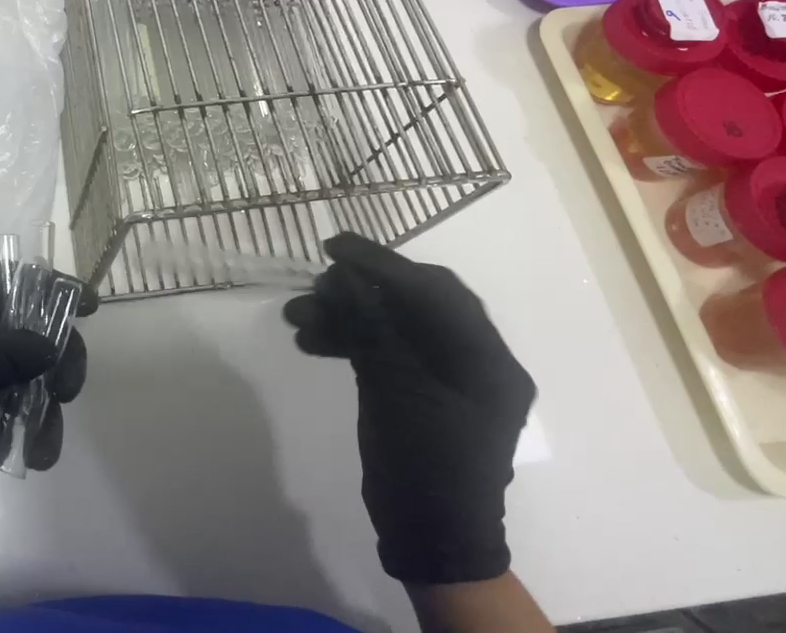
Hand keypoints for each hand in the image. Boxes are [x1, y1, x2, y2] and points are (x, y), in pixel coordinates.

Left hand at [0, 272, 94, 554]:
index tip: (88, 306)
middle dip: (57, 364)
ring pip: (26, 392)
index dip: (50, 289)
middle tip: (66, 391)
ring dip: (39, 420)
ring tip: (40, 452)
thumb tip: (48, 346)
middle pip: (33, 341)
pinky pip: (2, 431)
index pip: (11, 287)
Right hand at [284, 233, 535, 585]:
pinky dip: (349, 341)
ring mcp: (445, 377)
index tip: (333, 247)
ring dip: (345, 316)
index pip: (434, 292)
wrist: (432, 539)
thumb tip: (343, 276)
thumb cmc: (424, 465)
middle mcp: (473, 360)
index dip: (382, 264)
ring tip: (298, 317)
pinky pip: (384, 350)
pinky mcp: (418, 391)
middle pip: (414, 303)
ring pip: (393, 326)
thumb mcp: (395, 391)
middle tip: (316, 285)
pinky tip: (312, 341)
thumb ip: (372, 328)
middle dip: (360, 289)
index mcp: (487, 360)